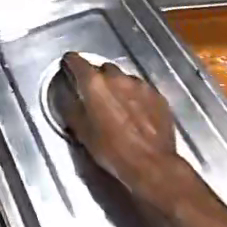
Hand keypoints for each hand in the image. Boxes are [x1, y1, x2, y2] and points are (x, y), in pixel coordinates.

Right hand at [62, 52, 206, 212]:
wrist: (152, 165)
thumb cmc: (112, 150)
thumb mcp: (82, 131)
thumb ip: (71, 108)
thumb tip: (68, 99)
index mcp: (94, 84)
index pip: (77, 61)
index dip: (71, 62)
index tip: (69, 65)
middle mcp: (117, 78)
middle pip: (103, 68)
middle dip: (97, 78)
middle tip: (95, 95)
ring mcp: (140, 86)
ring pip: (124, 78)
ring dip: (118, 87)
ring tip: (117, 105)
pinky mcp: (158, 97)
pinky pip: (141, 90)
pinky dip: (135, 96)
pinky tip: (135, 112)